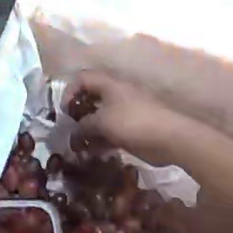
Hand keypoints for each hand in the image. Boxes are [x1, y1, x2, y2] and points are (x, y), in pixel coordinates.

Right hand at [64, 71, 210, 167]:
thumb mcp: (102, 122)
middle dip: (77, 114)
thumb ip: (84, 124)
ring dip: (88, 131)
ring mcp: (124, 112)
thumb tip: (75, 130)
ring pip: (100, 118)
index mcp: (109, 85)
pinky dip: (100, 141)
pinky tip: (93, 154)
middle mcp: (115, 95)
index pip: (82, 78)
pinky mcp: (131, 130)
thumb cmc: (133, 122)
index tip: (64, 111)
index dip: (69, 91)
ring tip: (79, 147)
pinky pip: (110, 132)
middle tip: (69, 130)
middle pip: (90, 99)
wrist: (169, 138)